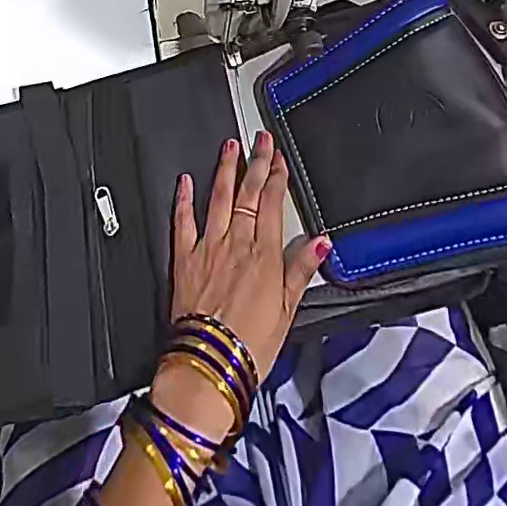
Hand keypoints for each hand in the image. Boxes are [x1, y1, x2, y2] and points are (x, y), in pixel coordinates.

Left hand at [154, 132, 327, 439]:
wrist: (209, 366)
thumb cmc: (250, 343)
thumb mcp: (289, 309)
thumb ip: (303, 269)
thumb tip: (322, 241)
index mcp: (264, 254)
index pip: (272, 203)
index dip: (277, 177)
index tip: (279, 159)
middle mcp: (237, 243)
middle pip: (249, 193)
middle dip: (257, 162)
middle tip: (260, 139)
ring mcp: (209, 248)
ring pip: (219, 198)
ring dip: (225, 169)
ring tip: (230, 147)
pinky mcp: (185, 259)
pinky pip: (183, 222)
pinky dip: (184, 199)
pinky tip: (184, 181)